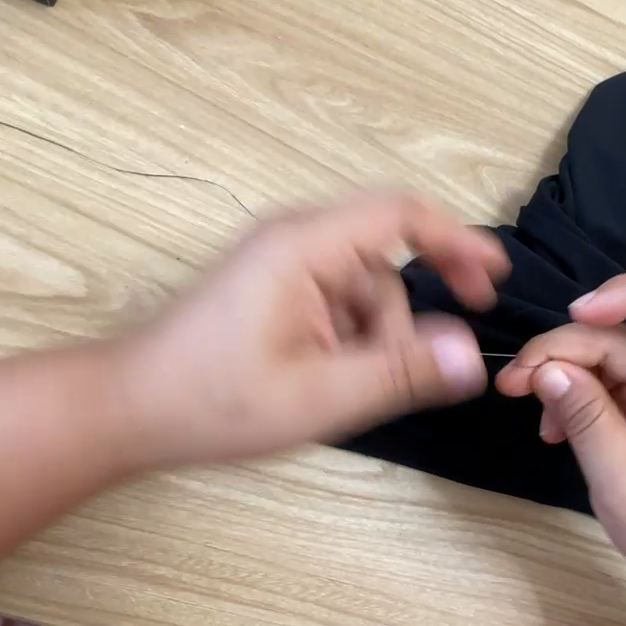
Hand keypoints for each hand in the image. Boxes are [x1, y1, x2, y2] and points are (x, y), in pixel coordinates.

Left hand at [107, 193, 509, 467]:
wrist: (130, 410)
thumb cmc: (214, 400)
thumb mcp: (323, 395)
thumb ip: (402, 373)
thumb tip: (471, 356)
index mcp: (305, 248)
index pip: (400, 214)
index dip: (457, 239)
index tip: (495, 273)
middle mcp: (297, 242)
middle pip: (388, 255)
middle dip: (416, 307)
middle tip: (447, 350)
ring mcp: (284, 265)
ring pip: (367, 288)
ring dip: (379, 335)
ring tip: (349, 386)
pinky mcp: (278, 290)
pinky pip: (341, 303)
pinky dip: (354, 339)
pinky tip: (331, 378)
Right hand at [495, 274, 625, 596]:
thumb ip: (587, 419)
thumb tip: (546, 369)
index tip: (575, 314)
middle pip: (621, 337)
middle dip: (564, 350)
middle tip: (512, 382)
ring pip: (605, 363)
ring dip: (561, 378)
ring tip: (525, 406)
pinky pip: (604, 393)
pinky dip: (573, 403)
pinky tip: (551, 431)